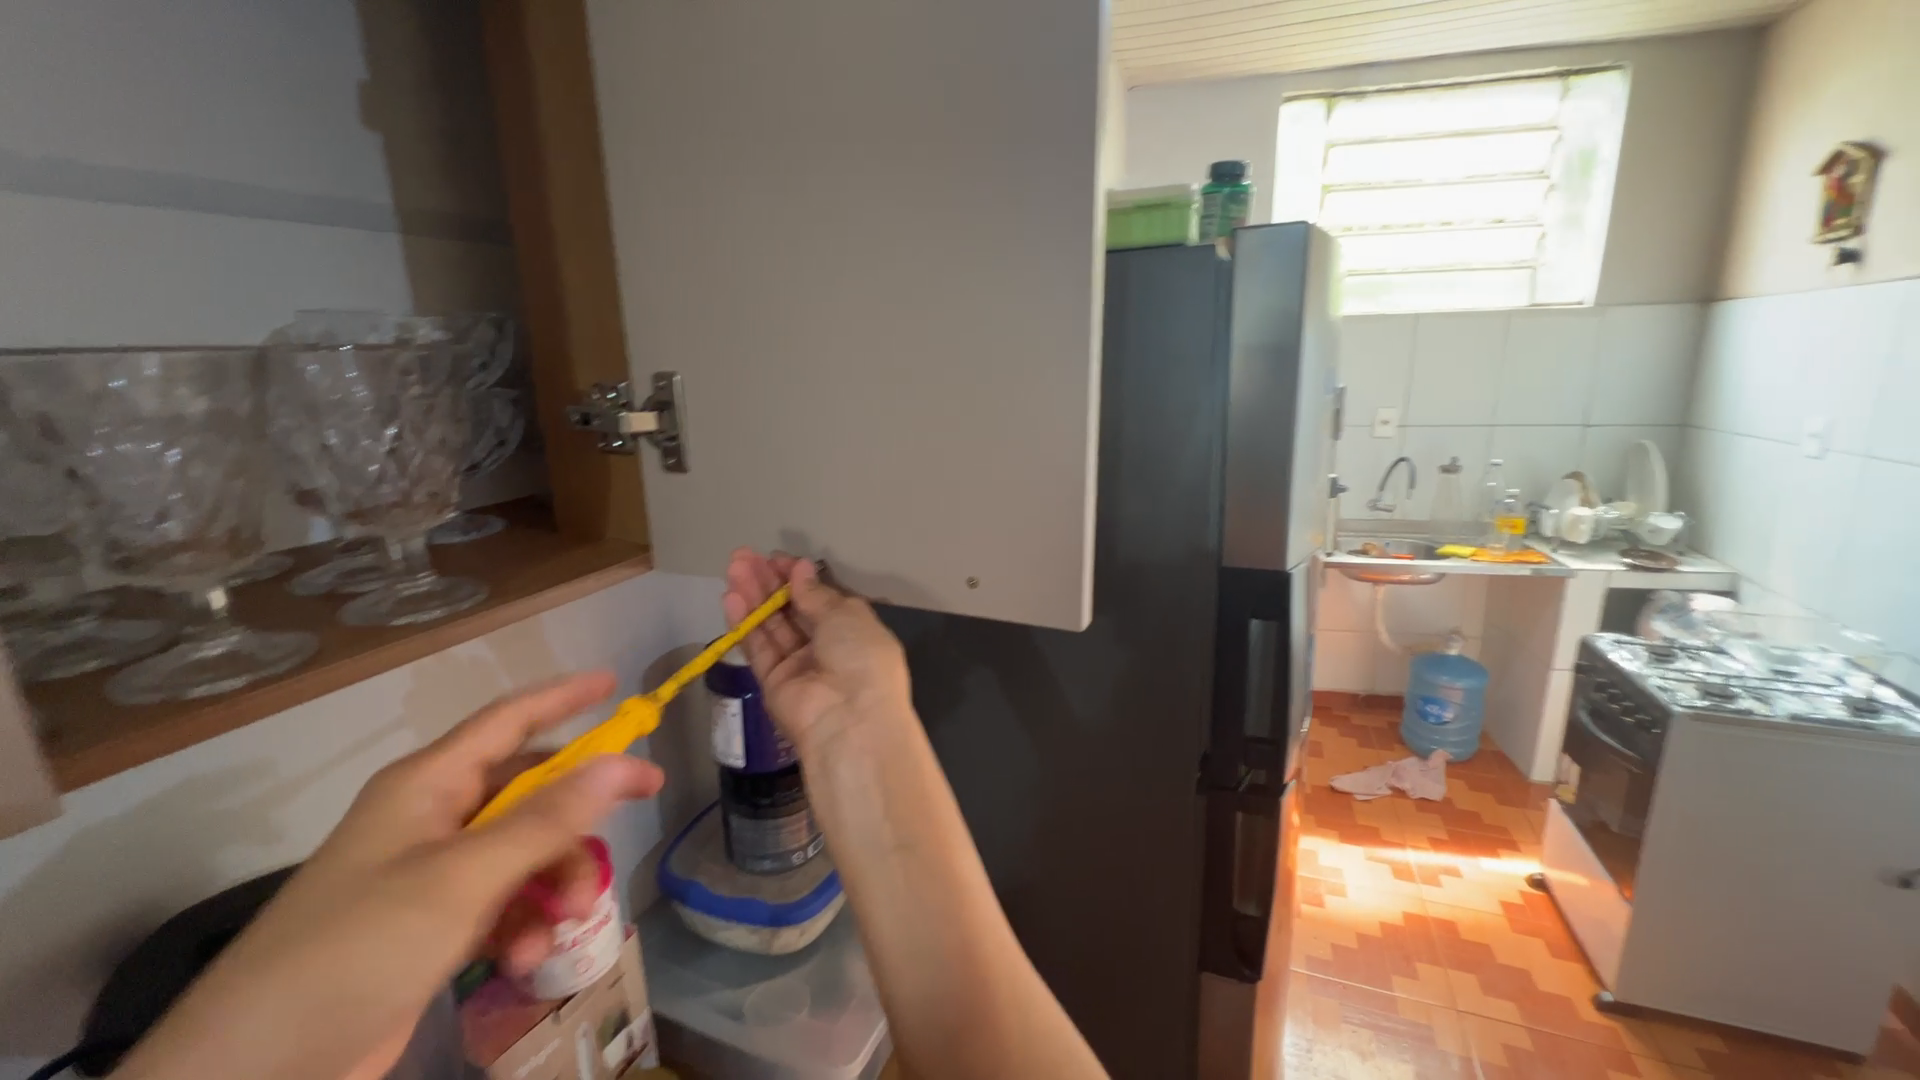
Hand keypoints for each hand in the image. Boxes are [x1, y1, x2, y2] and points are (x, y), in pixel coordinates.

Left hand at [115, 673, 664, 1079]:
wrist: (256, 1069)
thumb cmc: (360, 947)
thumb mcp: (465, 878)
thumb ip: (549, 818)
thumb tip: (623, 760)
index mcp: (429, 784)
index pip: (509, 719)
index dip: (565, 697)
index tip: (616, 684)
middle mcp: (434, 818)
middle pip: (531, 788)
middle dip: (580, 808)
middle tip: (643, 800)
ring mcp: (433, 875)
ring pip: (527, 850)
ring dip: (558, 880)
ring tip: (570, 919)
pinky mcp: (434, 926)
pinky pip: (506, 902)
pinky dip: (526, 924)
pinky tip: (527, 960)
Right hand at [722, 550, 911, 753]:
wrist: (849, 720)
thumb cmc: (861, 658)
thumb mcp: (847, 616)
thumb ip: (817, 594)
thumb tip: (801, 569)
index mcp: (854, 630)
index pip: (821, 598)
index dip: (798, 578)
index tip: (777, 559)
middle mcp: (827, 647)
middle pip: (792, 609)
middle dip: (769, 582)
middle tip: (743, 557)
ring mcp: (798, 665)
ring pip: (771, 625)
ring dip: (753, 596)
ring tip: (734, 567)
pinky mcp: (773, 682)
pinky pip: (758, 647)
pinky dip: (744, 622)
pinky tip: (731, 597)